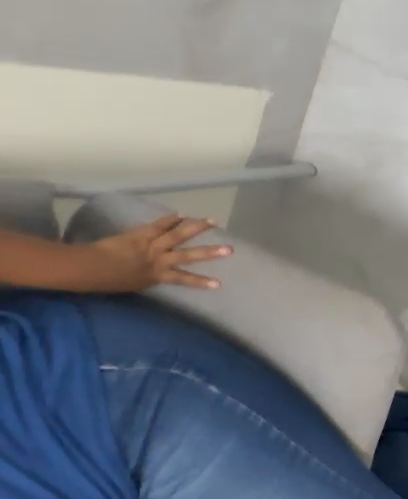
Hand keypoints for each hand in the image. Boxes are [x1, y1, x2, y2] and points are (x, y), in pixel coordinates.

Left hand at [86, 214, 231, 291]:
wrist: (86, 268)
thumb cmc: (104, 281)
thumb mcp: (130, 284)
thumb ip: (144, 278)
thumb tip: (151, 275)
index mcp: (157, 275)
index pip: (184, 279)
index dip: (201, 281)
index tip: (219, 284)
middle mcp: (159, 260)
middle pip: (188, 255)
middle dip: (209, 252)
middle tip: (229, 249)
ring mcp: (150, 246)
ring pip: (177, 236)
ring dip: (196, 228)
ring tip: (212, 221)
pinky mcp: (139, 235)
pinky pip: (157, 226)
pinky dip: (169, 219)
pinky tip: (182, 214)